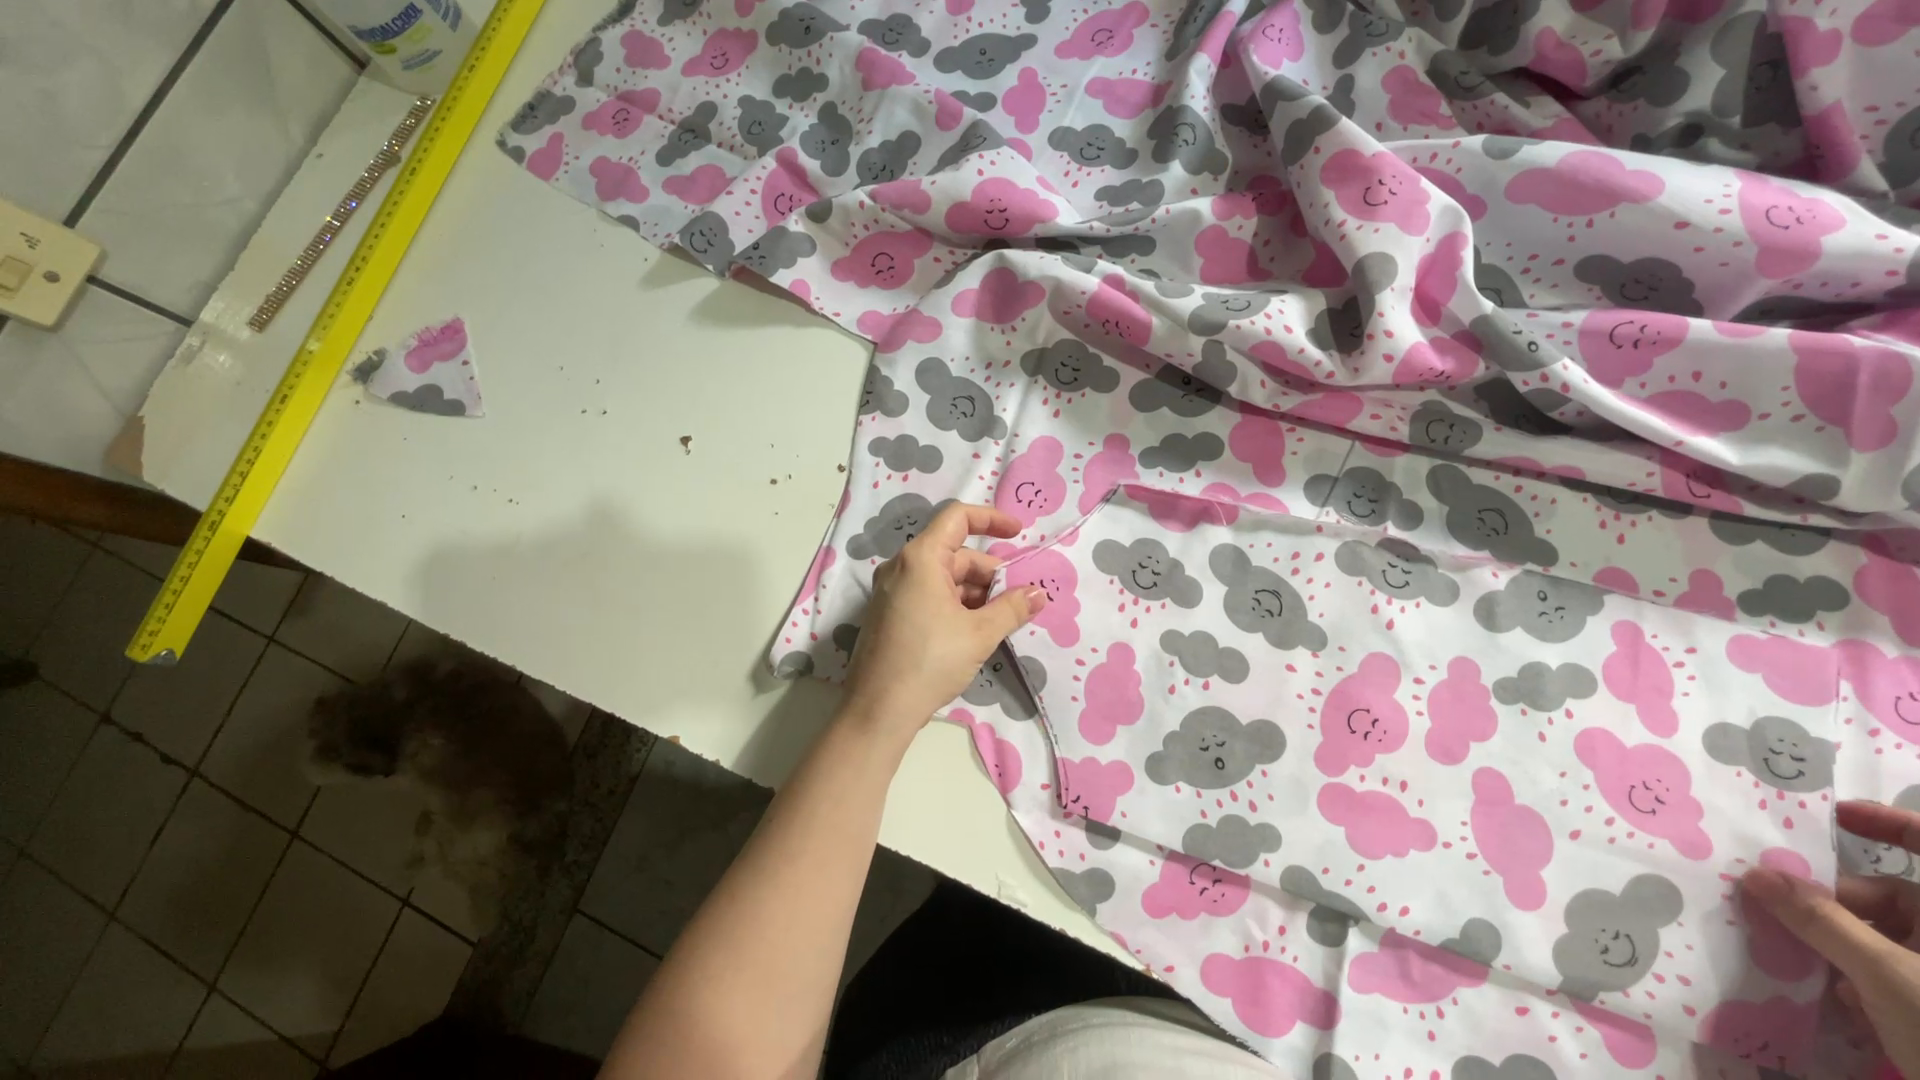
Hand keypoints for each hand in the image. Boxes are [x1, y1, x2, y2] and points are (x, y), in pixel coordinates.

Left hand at [841, 502, 1046, 734]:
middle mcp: (902, 567)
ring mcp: (893, 591)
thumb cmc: (930, 662)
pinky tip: (974, 631)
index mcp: (920, 559)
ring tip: (1000, 621)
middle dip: (989, 573)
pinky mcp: (890, 614)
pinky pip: (929, 595)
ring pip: (944, 578)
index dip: (991, 519)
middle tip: (1017, 600)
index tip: (1019, 533)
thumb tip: (1039, 594)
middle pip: (955, 554)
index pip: (957, 518)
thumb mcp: (979, 634)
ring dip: (975, 593)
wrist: (879, 709)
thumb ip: (1012, 608)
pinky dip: (956, 604)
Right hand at [1741, 800, 1919, 1072]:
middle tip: (1782, 912)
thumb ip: (1819, 919)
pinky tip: (1850, 1008)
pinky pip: (1904, 978)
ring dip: (1847, 951)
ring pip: (1895, 943)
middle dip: (1839, 907)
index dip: (1891, 825)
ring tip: (1815, 973)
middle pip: (1901, 901)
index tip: (1835, 816)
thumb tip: (1757, 872)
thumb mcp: (1885, 975)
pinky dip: (1871, 984)